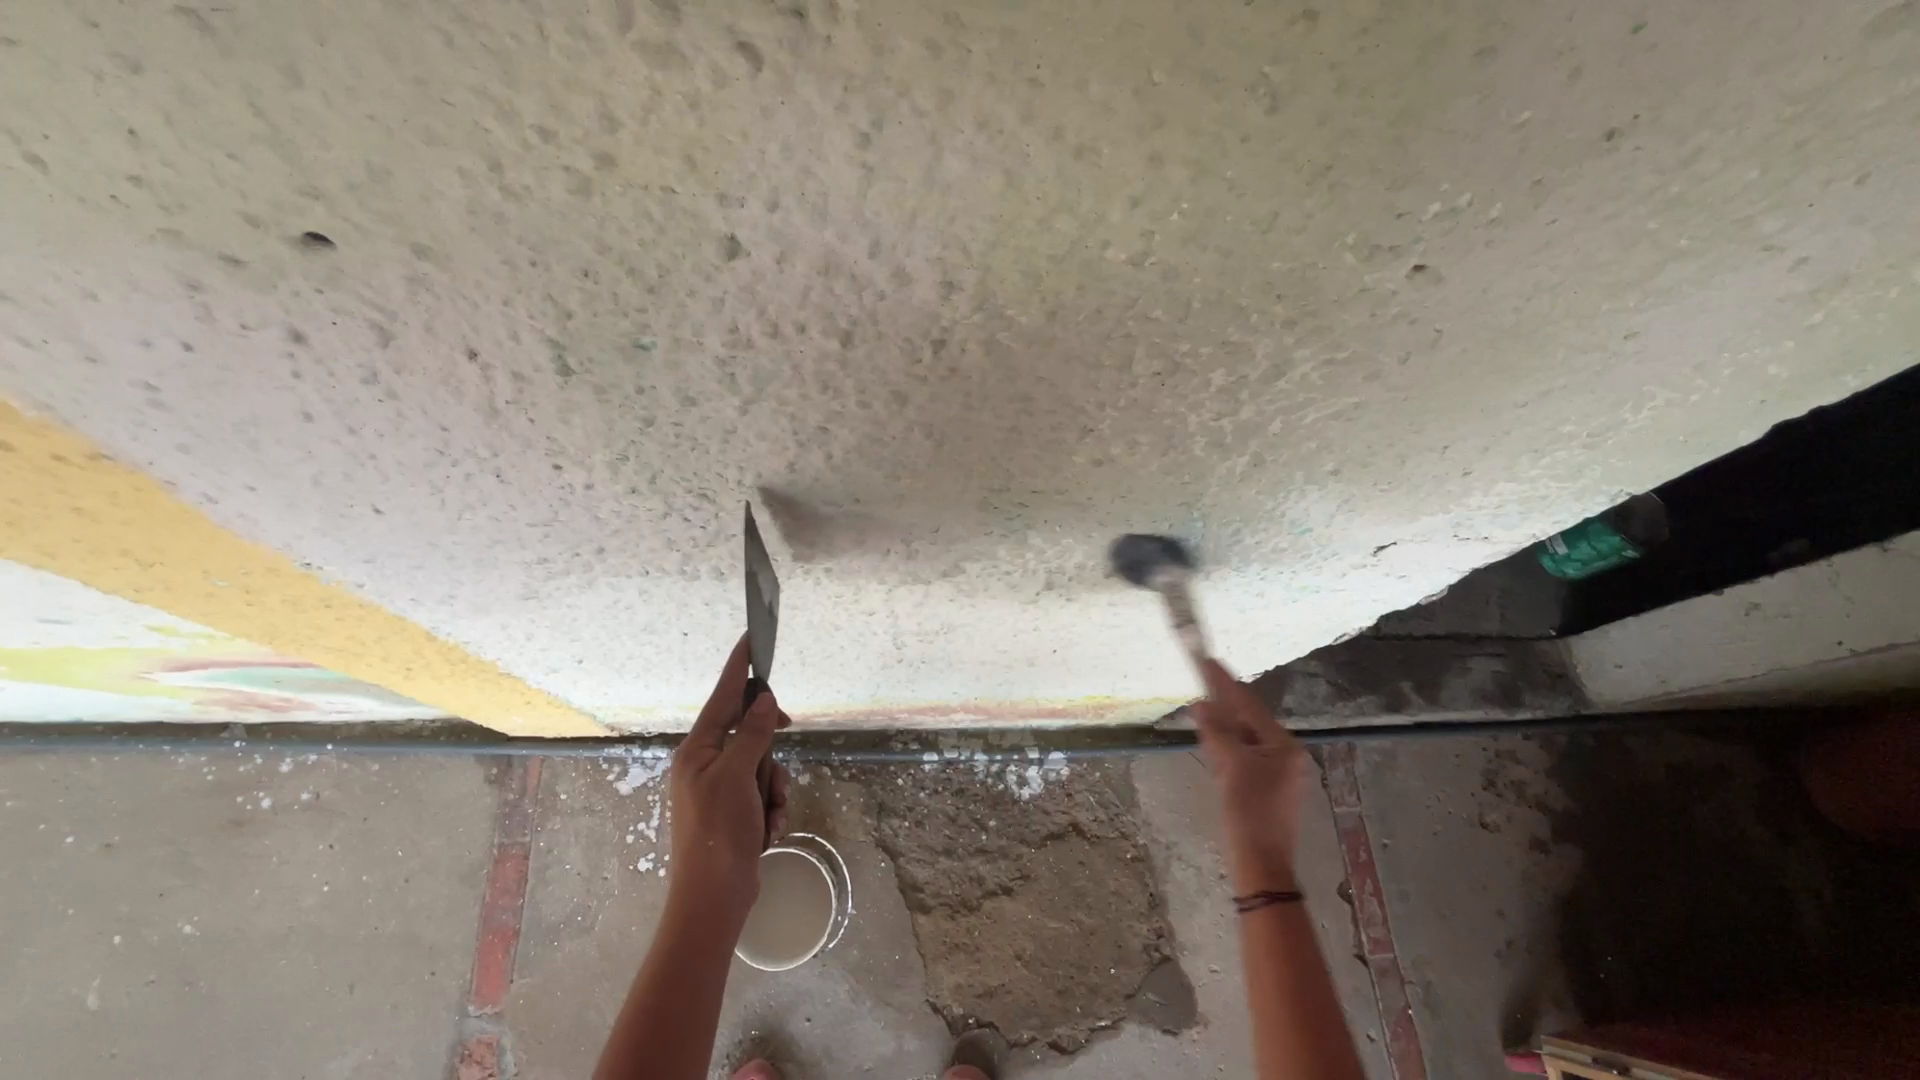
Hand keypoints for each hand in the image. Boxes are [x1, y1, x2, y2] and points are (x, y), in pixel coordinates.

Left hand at [668, 635, 790, 923]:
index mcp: (696, 750)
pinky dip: (772, 808)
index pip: (722, 697)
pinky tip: (767, 830)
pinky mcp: (734, 811)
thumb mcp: (737, 776)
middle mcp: (705, 764)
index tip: (752, 638)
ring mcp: (720, 789)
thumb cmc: (718, 832)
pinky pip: (764, 792)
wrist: (714, 897)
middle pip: (749, 732)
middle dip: (770, 752)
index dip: (739, 668)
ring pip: (763, 764)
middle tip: (782, 749)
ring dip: (774, 787)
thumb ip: (751, 734)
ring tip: (769, 814)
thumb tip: (763, 699)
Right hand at [1191, 658, 1311, 893]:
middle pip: (1250, 721)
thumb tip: (1201, 706)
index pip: (1249, 706)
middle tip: (1203, 682)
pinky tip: (1213, 742)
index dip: (1226, 684)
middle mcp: (1287, 756)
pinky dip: (1227, 747)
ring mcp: (1279, 774)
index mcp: (1284, 746)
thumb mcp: (1230, 767)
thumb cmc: (1249, 812)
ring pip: (1246, 739)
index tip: (1208, 661)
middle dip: (1225, 704)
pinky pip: (1245, 757)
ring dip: (1224, 726)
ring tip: (1202, 709)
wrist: (1261, 864)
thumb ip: (1217, 732)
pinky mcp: (1267, 789)